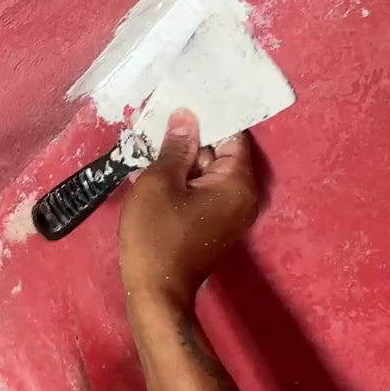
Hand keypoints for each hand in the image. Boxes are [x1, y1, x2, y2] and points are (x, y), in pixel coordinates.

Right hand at [118, 109, 260, 307]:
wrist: (156, 292)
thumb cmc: (156, 236)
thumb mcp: (159, 183)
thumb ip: (175, 146)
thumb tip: (186, 116)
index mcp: (237, 182)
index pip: (231, 134)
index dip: (207, 116)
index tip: (184, 98)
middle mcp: (242, 195)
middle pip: (217, 152)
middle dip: (188, 137)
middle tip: (157, 116)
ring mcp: (228, 212)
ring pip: (204, 171)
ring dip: (179, 158)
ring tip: (147, 138)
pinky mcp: (212, 223)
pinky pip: (199, 190)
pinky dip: (179, 179)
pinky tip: (150, 168)